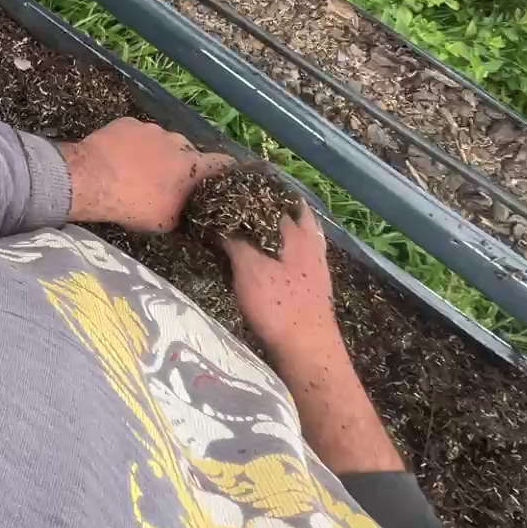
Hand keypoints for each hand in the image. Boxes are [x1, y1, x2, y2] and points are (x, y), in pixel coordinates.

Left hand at [61, 118, 234, 231]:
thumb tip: (187, 205)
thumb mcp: (168, 220)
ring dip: (155, 152)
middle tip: (168, 179)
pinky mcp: (124, 121)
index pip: (223, 163)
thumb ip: (185, 208)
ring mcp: (149, 128)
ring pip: (160, 140)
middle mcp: (175, 140)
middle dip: (181, 163)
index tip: (224, 176)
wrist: (91, 179)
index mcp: (192, 164)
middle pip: (187, 151)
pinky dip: (132, 143)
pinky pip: (135, 133)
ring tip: (138, 168)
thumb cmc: (133, 203)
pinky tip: (119, 156)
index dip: (225, 170)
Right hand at [226, 204, 405, 474]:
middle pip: (290, 210)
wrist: (308, 351)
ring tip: (244, 219)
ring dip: (272, 222)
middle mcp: (309, 243)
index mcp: (296, 232)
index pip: (278, 195)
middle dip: (265, 201)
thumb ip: (231, 237)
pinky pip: (292, 250)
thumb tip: (212, 215)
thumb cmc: (278, 303)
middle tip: (235, 196)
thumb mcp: (247, 265)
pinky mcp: (311, 283)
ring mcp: (314, 264)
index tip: (234, 176)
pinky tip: (261, 251)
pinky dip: (275, 243)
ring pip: (294, 230)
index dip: (257, 183)